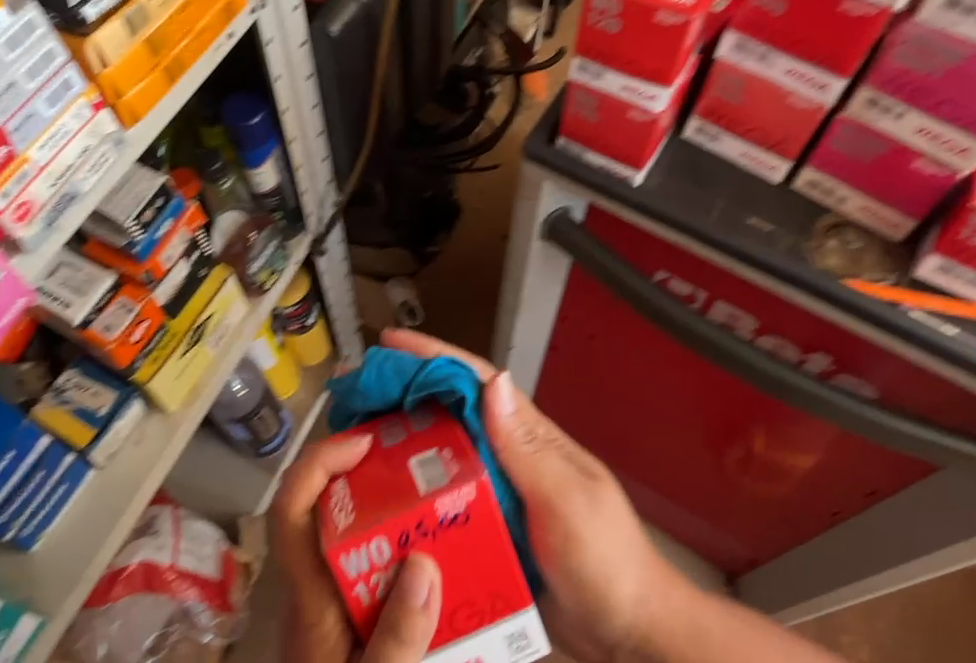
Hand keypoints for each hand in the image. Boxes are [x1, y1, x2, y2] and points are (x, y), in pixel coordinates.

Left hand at [271, 432, 442, 662]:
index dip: (318, 463)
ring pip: (349, 540)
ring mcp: (325, 607)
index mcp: (308, 599)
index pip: (290, 510)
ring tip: (439, 502)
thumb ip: (396, 636)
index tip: (364, 443)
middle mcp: (311, 592)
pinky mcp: (343, 624)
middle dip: (368, 479)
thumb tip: (423, 563)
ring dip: (388, 516)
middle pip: (325, 513)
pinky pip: (368, 570)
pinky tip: (436, 561)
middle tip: (422, 464)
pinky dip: (397, 554)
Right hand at [380, 329, 686, 662]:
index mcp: (527, 437)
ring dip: (396, 446)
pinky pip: (437, 506)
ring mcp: (493, 496)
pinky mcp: (483, 534)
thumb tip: (493, 384)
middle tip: (351, 397)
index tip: (389, 342)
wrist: (625, 633)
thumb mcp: (570, 501)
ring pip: (435, 459)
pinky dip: (406, 498)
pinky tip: (375, 507)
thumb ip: (530, 449)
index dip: (433, 356)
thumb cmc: (607, 561)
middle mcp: (504, 458)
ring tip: (349, 447)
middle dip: (400, 397)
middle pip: (445, 414)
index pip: (475, 381)